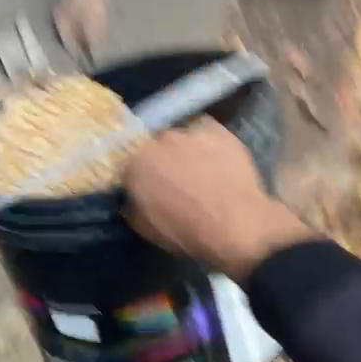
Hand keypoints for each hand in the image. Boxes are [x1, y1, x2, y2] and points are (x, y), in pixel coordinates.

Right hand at [123, 118, 315, 279]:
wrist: (235, 225)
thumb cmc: (183, 230)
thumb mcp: (141, 226)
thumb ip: (130, 204)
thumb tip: (132, 196)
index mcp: (135, 163)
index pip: (126, 164)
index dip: (134, 176)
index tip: (141, 188)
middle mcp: (159, 140)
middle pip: (152, 145)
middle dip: (157, 160)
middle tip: (169, 178)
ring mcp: (190, 132)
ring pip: (179, 136)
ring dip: (181, 149)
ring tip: (194, 168)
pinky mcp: (218, 131)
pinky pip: (204, 131)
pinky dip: (204, 142)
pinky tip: (212, 158)